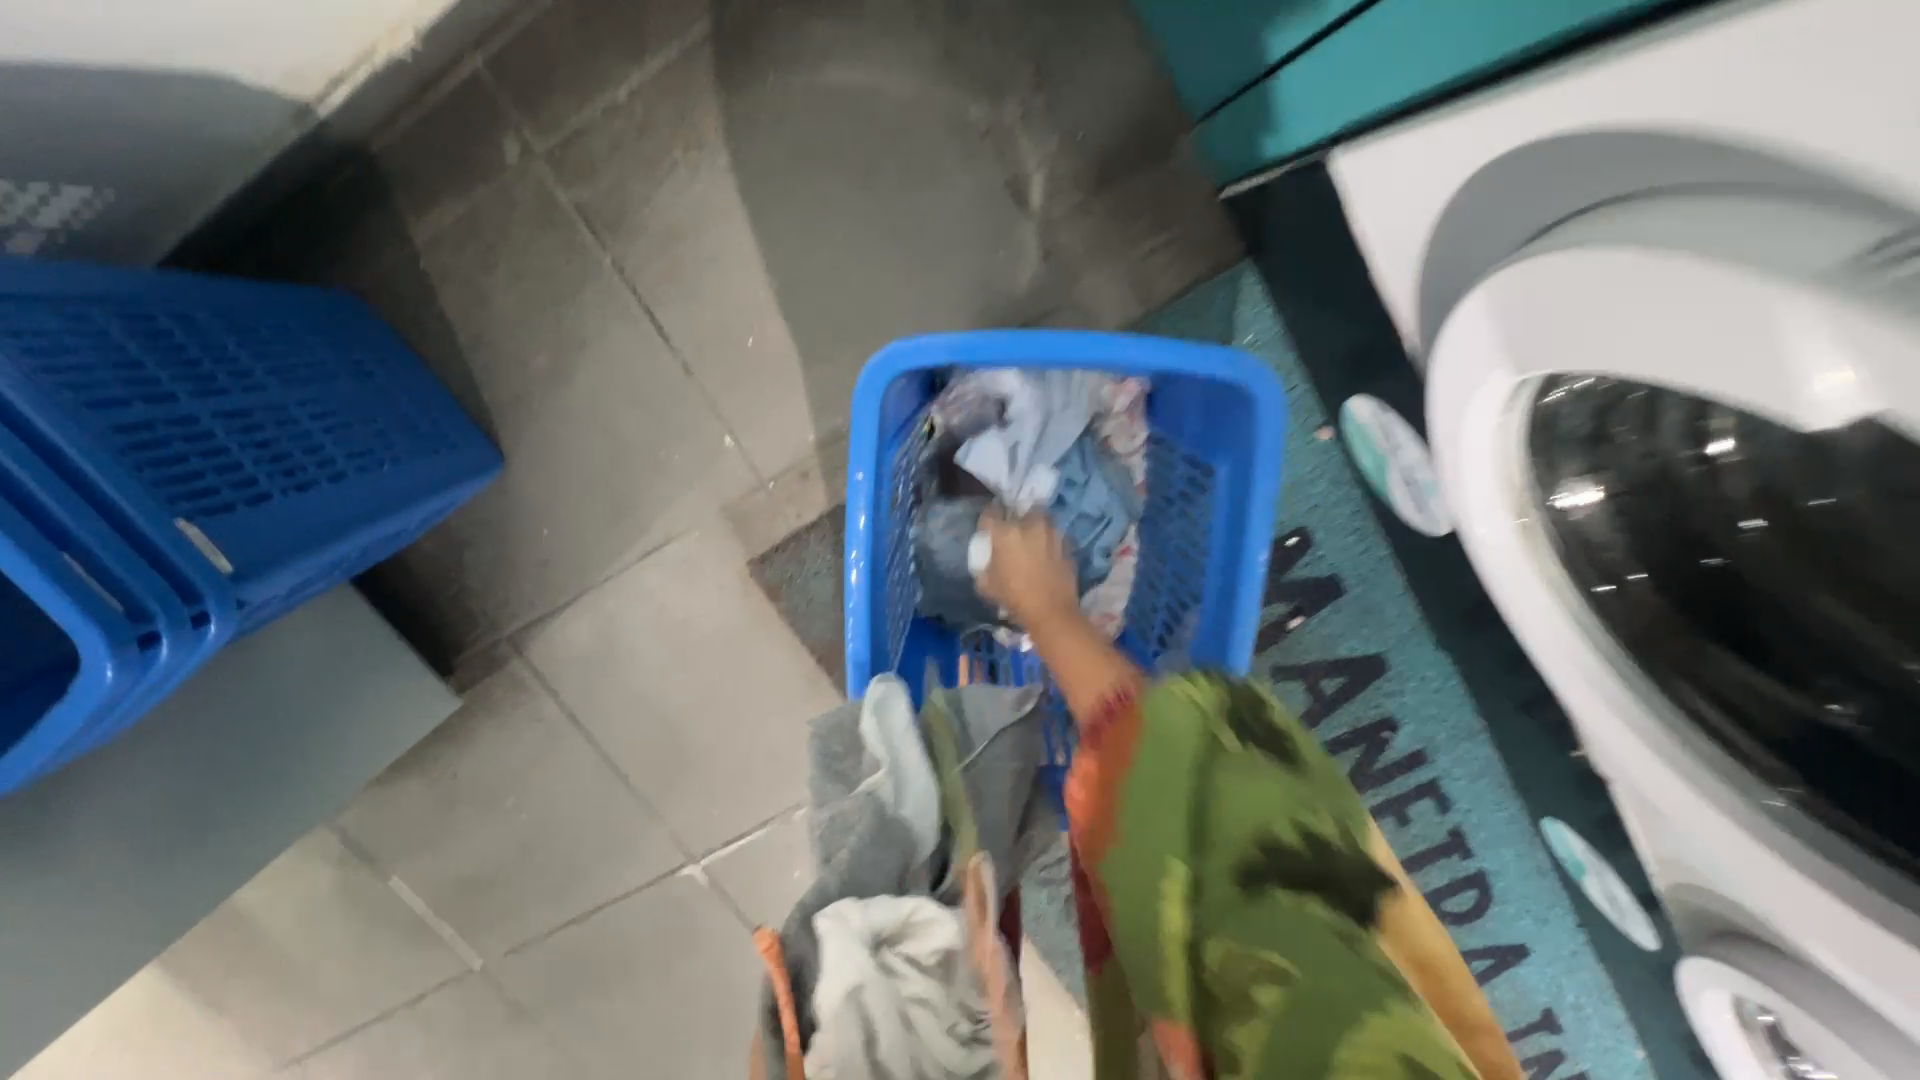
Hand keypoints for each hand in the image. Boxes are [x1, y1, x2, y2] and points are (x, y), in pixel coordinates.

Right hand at [974, 507, 1079, 632]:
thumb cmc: (1014, 597)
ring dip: (1036, 524)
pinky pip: (1055, 535)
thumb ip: (984, 567)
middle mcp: (1029, 525)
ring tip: (1033, 538)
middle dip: (1017, 516)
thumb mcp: (987, 585)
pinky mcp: (1067, 544)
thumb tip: (988, 562)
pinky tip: (1048, 551)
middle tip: (1015, 529)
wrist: (1051, 611)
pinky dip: (1050, 540)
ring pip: (1042, 518)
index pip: (991, 513)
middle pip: (1021, 509)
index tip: (989, 524)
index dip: (988, 517)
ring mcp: (1051, 532)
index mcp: (1005, 533)